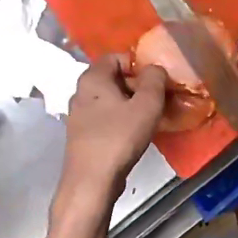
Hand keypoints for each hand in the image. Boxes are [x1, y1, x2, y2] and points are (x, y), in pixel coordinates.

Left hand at [58, 55, 165, 211]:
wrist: (91, 181)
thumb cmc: (119, 137)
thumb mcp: (147, 104)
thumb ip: (155, 79)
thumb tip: (155, 69)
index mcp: (92, 78)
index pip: (116, 56)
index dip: (138, 64)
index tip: (156, 81)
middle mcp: (80, 92)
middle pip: (114, 77)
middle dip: (138, 85)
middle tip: (158, 100)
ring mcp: (79, 114)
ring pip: (111, 99)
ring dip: (132, 104)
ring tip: (151, 118)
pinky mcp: (82, 134)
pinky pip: (106, 117)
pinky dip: (122, 119)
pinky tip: (135, 134)